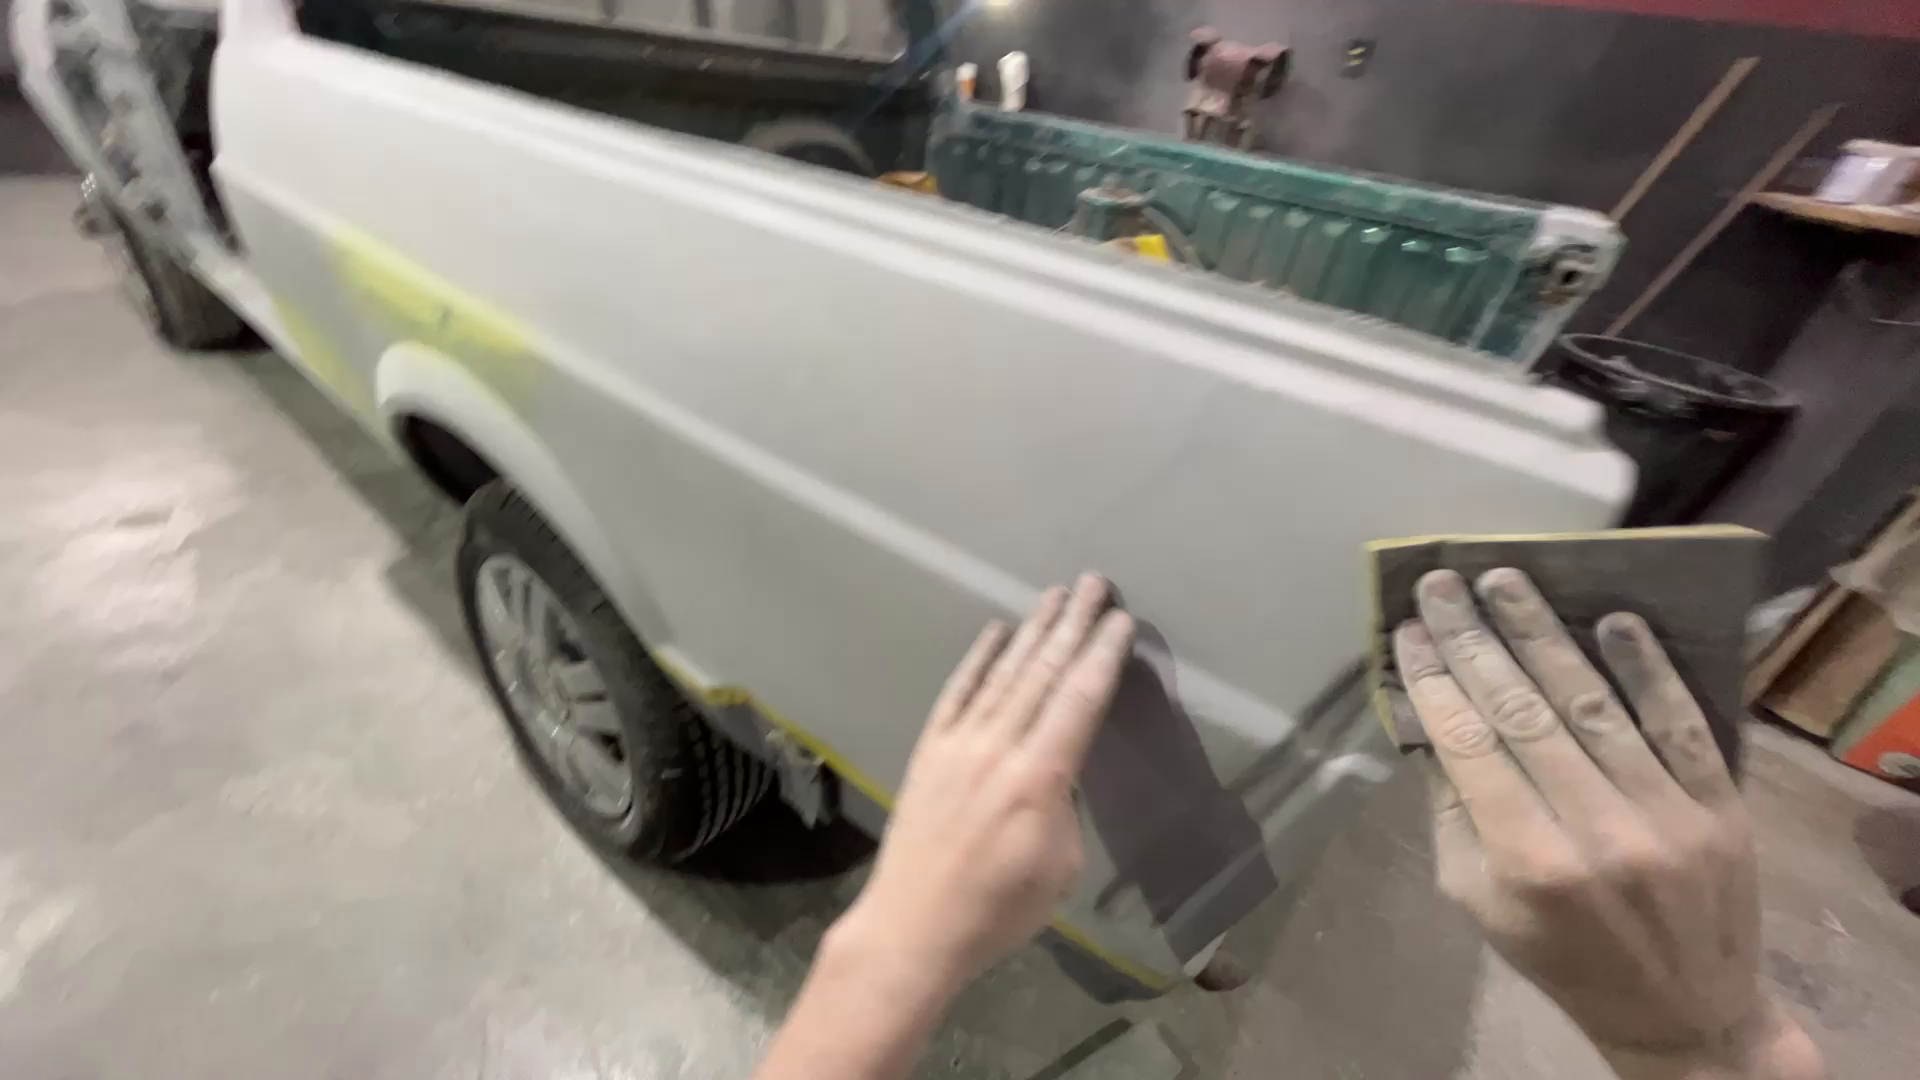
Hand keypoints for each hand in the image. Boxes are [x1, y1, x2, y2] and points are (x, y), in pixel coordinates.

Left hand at [833, 574, 1133, 990]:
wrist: (914, 926)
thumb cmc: (999, 908)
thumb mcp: (1061, 866)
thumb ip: (1066, 802)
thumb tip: (1060, 764)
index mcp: (1038, 778)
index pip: (1078, 700)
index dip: (1101, 655)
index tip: (1118, 619)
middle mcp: (998, 746)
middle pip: (1042, 673)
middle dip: (1072, 625)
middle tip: (1092, 584)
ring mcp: (958, 742)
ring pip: (1003, 673)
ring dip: (1031, 631)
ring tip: (1053, 596)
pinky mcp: (930, 747)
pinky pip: (957, 691)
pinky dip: (977, 658)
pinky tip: (994, 631)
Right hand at [1395, 568, 1824, 1079]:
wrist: (1686, 1016)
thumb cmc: (1552, 952)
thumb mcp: (1471, 891)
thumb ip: (1450, 805)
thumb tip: (1426, 719)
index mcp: (1524, 858)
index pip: (1465, 742)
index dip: (1431, 678)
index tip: (1407, 630)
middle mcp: (1596, 830)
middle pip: (1520, 711)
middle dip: (1471, 639)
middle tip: (1441, 584)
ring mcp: (1667, 816)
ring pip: (1592, 704)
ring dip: (1543, 634)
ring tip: (1505, 581)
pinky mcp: (1723, 810)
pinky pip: (1683, 727)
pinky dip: (1648, 670)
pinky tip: (1615, 620)